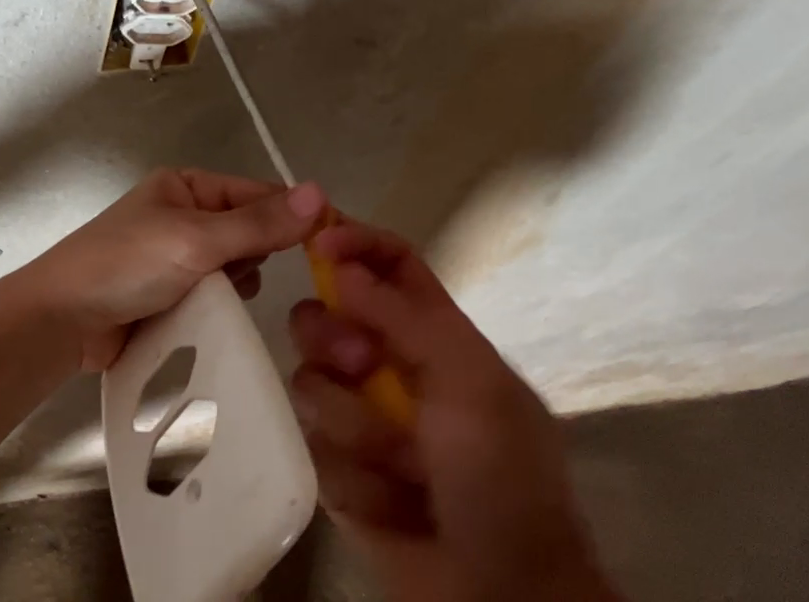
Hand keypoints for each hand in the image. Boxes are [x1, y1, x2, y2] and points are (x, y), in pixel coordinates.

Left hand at [2, 167, 325, 371]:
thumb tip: (321, 193)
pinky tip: (215, 322)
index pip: (256, 194)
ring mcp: (174, 259)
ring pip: (233, 272)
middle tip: (243, 279)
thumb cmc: (127, 264)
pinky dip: (219, 309)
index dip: (293, 218)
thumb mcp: (196, 238)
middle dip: (254, 258)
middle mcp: (181, 216)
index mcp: (185, 186)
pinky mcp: (168, 297)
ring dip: (235, 289)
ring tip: (220, 301)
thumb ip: (257, 223)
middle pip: (248, 235)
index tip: (335, 248)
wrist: (63, 320)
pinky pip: (212, 299)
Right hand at [288, 221, 619, 601]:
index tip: (313, 243)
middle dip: (333, 341)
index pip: (388, 263)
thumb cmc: (500, 476)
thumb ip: (405, 318)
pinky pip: (308, 442)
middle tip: (362, 366)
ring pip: (308, 381)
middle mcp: (389, 365)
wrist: (497, 590)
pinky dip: (349, 474)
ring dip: (352, 425)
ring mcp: (359, 416)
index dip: (351, 242)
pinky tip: (386, 501)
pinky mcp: (335, 465)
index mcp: (433, 334)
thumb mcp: (471, 384)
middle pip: (324, 315)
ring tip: (400, 467)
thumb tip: (339, 265)